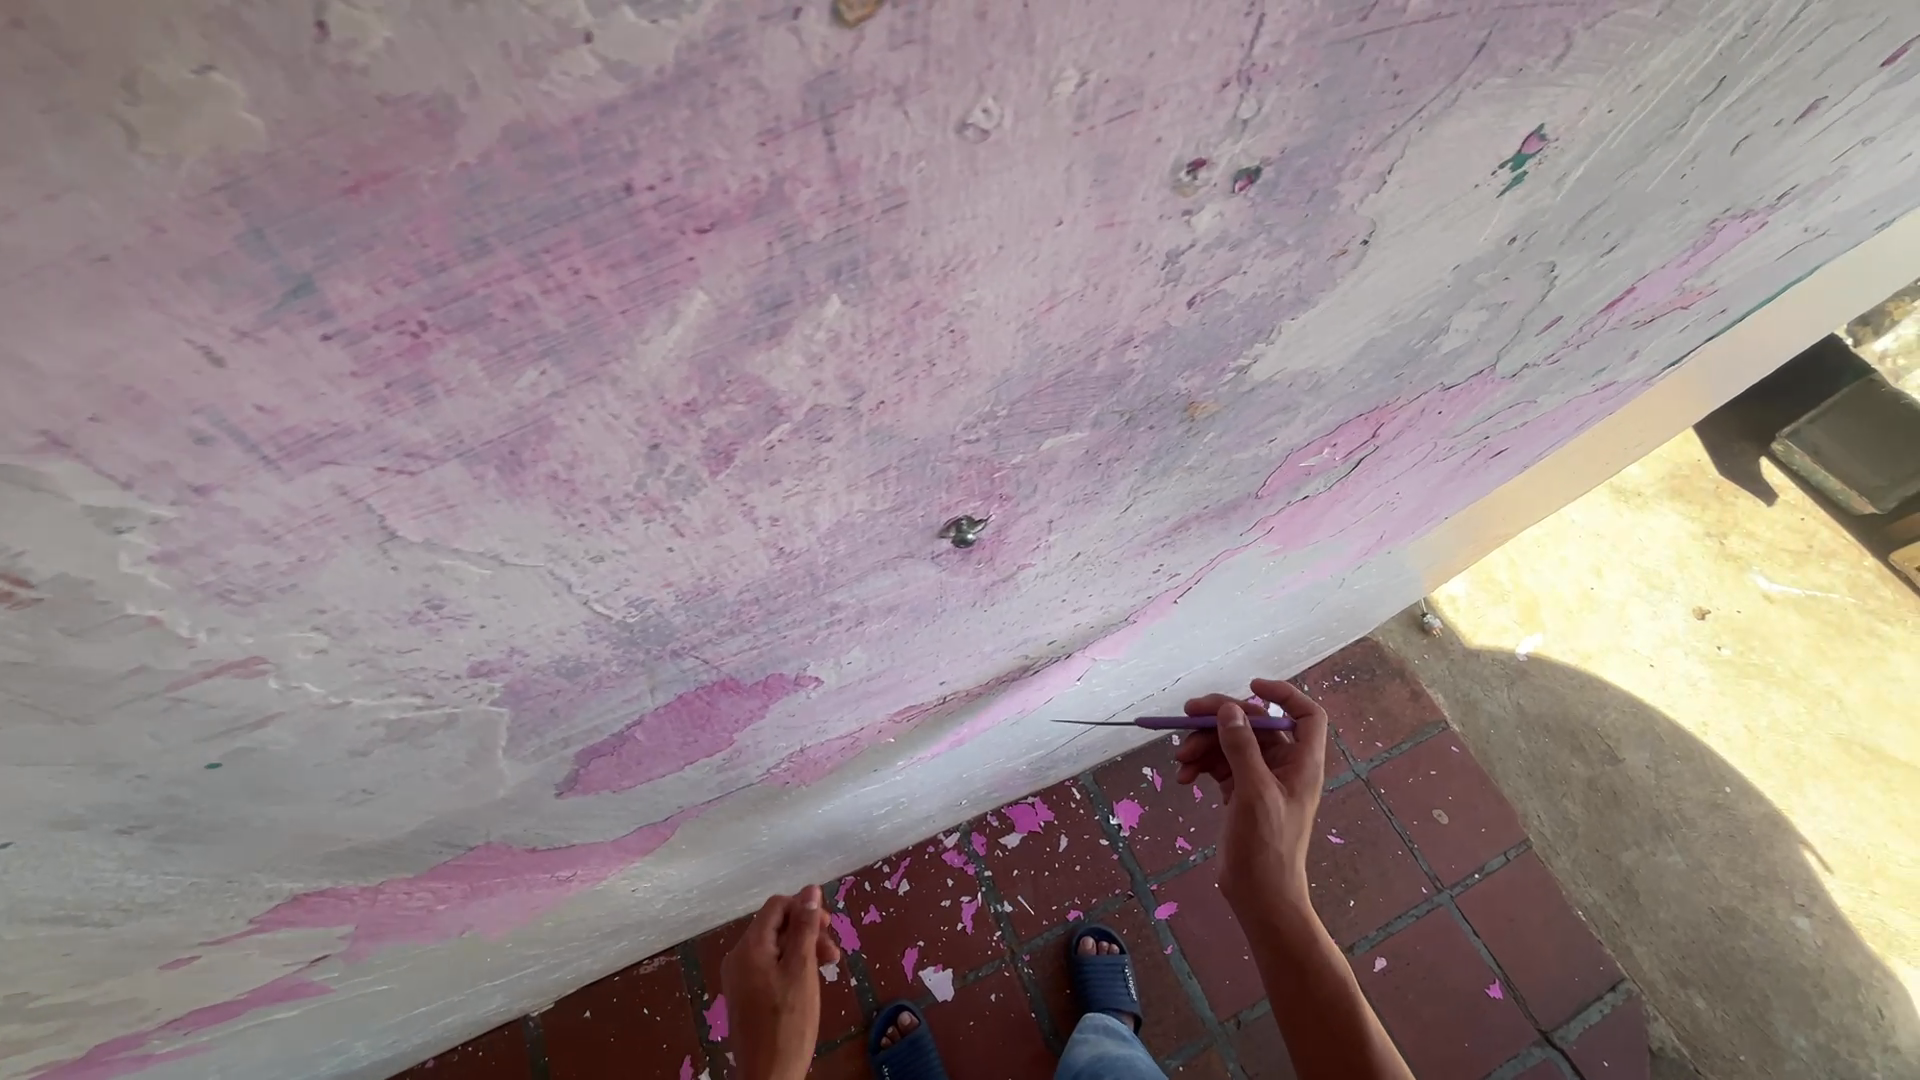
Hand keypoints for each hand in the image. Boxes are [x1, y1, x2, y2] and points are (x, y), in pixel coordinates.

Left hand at [720, 885, 841, 1079]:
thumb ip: (805, 927)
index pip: (777, 906)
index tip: (828, 927)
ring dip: (803, 948)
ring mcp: (739, 977)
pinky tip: (809, 980)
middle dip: (807, 931)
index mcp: (749, 947)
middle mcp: (738, 957)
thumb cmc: (789, 1022)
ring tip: (828, 966)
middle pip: (776, 925)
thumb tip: (811, 889)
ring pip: (776, 946)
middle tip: (832, 951)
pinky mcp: (745, 994)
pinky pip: (769, 965)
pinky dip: (791, 965)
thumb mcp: (802, 969)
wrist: (768, 1077)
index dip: (804, 908)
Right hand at [1174, 680, 1329, 919]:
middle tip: (1187, 714)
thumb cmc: (1267, 845)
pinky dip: (1200, 765)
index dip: (1284, 694)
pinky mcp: (1239, 792)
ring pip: (1229, 742)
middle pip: (1253, 723)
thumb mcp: (1253, 791)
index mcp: (1301, 763)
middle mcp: (1283, 766)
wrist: (1259, 895)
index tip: (1250, 687)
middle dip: (1219, 718)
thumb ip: (1241, 747)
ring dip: (1202, 744)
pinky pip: (1218, 764)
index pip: (1305, 714)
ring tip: (1180, 760)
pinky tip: (1183, 778)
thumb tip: (1229, 708)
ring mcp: (1259, 779)